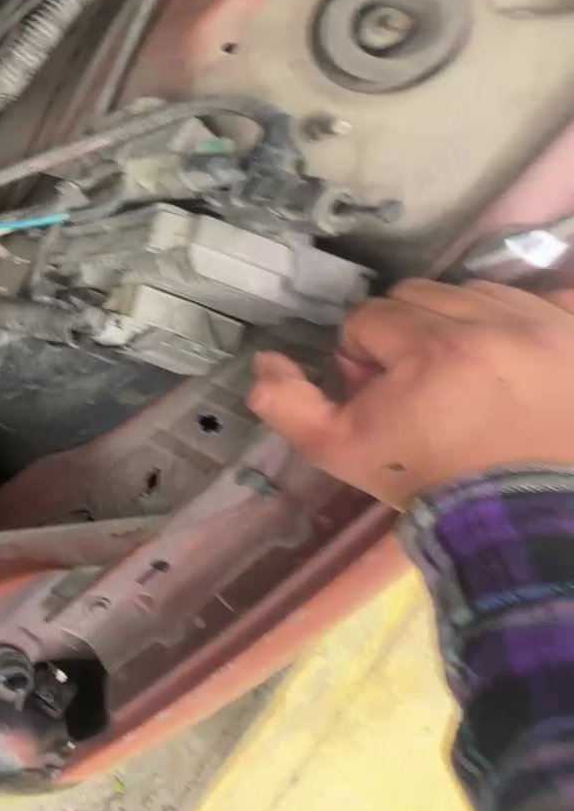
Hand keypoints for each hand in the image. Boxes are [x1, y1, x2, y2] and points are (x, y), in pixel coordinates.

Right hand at [247, 279, 573, 507]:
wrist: (530, 518)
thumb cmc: (427, 476)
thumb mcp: (332, 447)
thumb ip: (282, 400)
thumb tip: (265, 358)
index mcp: (436, 349)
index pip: (368, 316)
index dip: (360, 352)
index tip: (377, 389)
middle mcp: (502, 327)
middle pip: (422, 295)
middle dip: (405, 331)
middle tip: (416, 379)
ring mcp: (559, 332)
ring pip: (480, 293)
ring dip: (460, 322)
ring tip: (465, 368)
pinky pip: (552, 298)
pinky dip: (526, 316)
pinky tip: (516, 351)